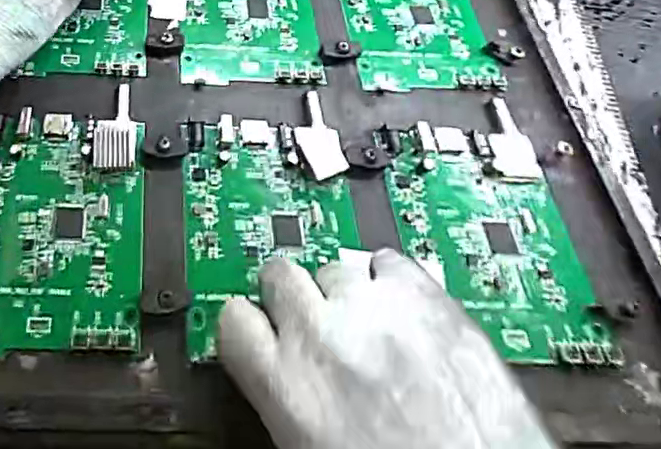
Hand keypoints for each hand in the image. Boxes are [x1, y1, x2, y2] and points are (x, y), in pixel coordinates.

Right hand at [219, 250, 554, 448]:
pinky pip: (388, 261)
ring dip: (347, 294)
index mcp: (287, 389)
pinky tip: (406, 313)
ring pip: (334, 267)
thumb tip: (277, 366)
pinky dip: (392, 282)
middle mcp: (322, 336)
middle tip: (321, 328)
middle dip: (295, 298)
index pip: (233, 318)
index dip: (249, 326)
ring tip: (374, 330)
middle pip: (279, 275)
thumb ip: (287, 399)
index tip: (263, 332)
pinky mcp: (427, 297)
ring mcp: (375, 309)